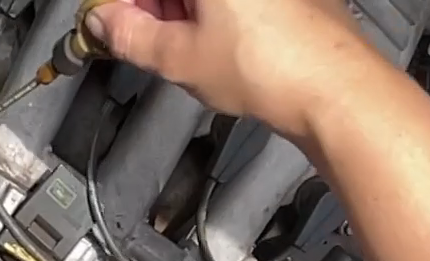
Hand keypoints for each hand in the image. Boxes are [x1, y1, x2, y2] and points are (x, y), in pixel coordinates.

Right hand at [84, 0, 394, 137]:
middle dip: (152, 5)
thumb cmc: (267, 65)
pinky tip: (206, 43)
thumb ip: (131, 35)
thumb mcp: (178, 57)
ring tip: (175, 48)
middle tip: (135, 38)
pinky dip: (208, 11)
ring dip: (178, 10)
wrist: (327, 83)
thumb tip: (102, 22)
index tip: (108, 22)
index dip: (122, 5)